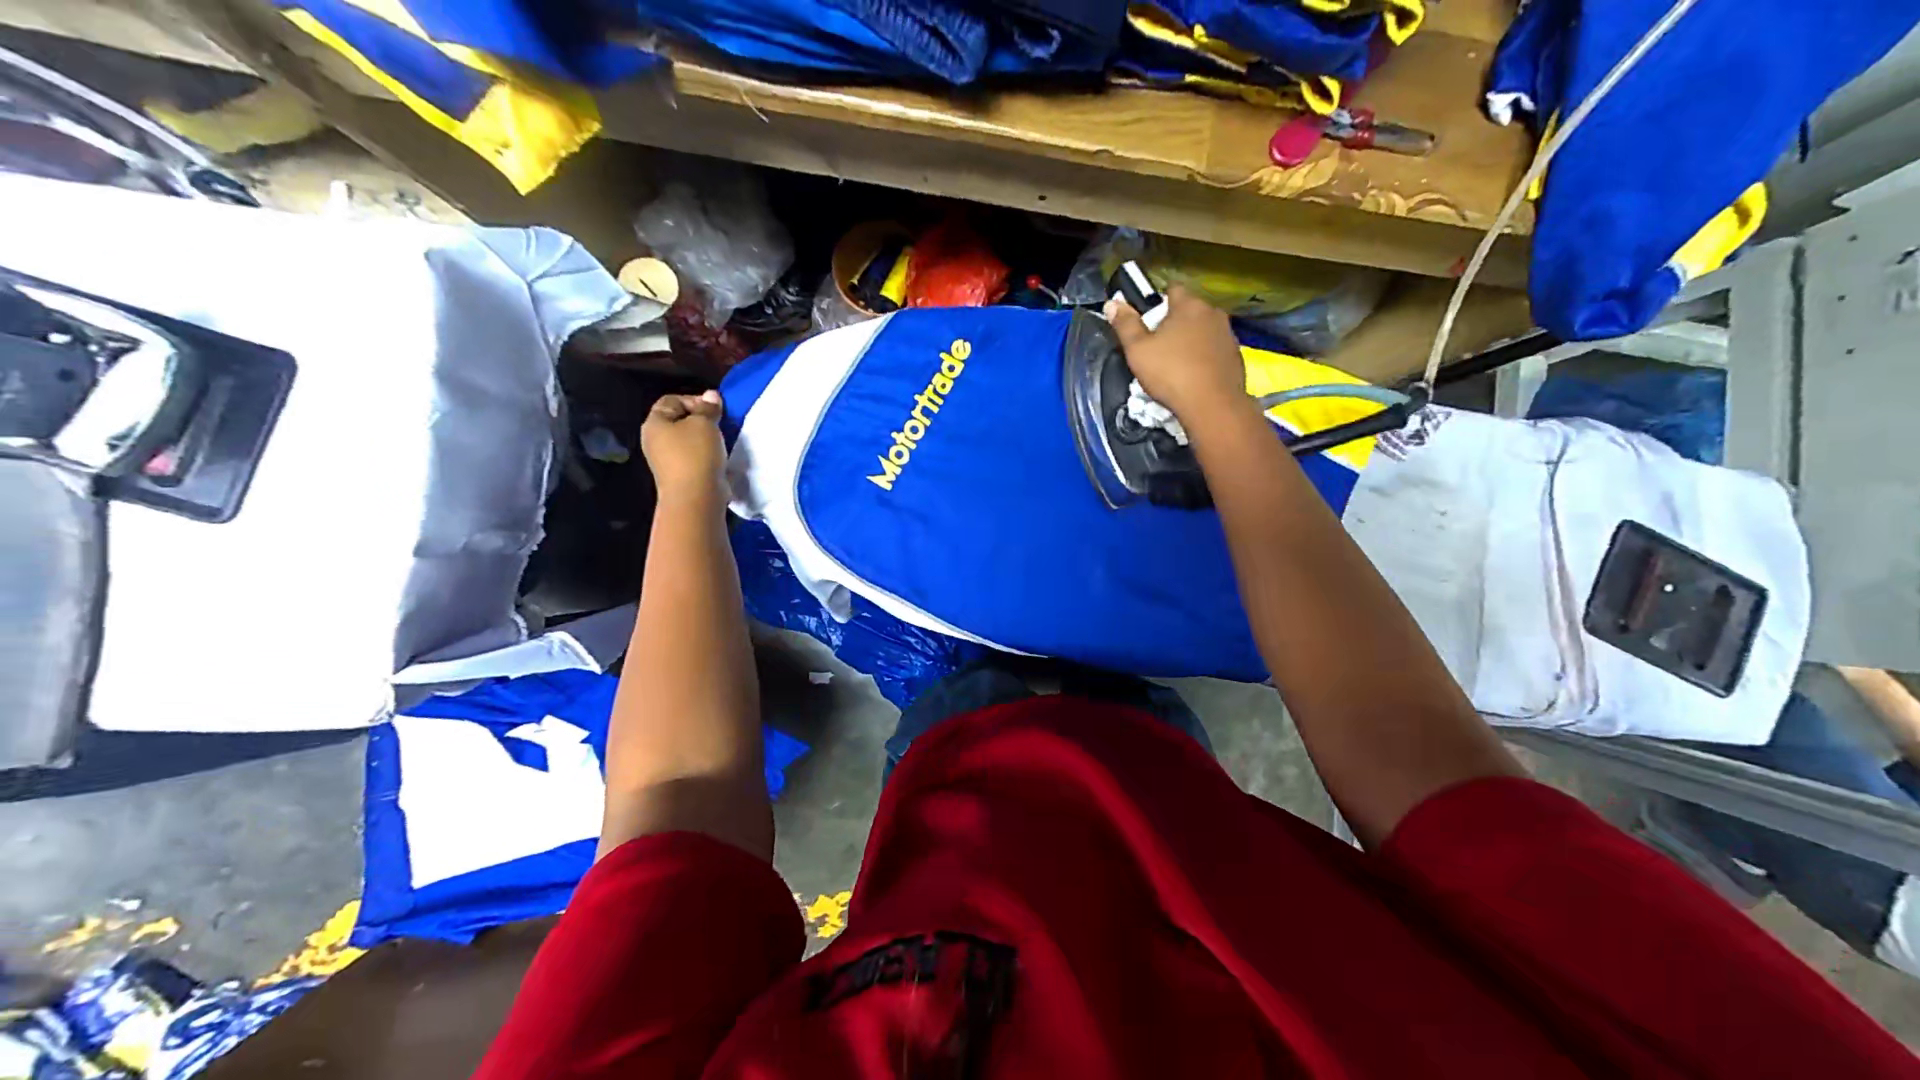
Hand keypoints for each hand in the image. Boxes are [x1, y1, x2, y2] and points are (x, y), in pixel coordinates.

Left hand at [641, 390, 725, 496]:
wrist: (695, 497)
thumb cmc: (696, 453)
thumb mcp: (705, 423)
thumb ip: (708, 407)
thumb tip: (711, 395)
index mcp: (654, 423)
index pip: (672, 400)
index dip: (695, 400)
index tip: (715, 410)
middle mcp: (654, 440)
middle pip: (679, 421)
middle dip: (701, 420)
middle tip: (720, 425)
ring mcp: (665, 460)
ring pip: (687, 441)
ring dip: (705, 439)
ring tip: (721, 442)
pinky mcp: (678, 476)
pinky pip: (692, 458)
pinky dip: (705, 455)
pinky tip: (718, 459)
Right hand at [1105, 286, 1247, 425]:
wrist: (1213, 405)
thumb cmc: (1171, 373)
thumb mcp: (1138, 350)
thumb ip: (1125, 324)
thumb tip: (1112, 303)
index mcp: (1188, 305)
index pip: (1173, 289)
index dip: (1158, 301)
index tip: (1148, 320)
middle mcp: (1213, 312)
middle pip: (1190, 309)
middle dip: (1175, 321)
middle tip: (1158, 345)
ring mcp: (1228, 334)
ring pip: (1204, 329)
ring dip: (1192, 339)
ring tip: (1177, 362)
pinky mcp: (1236, 355)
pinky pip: (1215, 348)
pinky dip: (1205, 355)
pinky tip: (1195, 374)